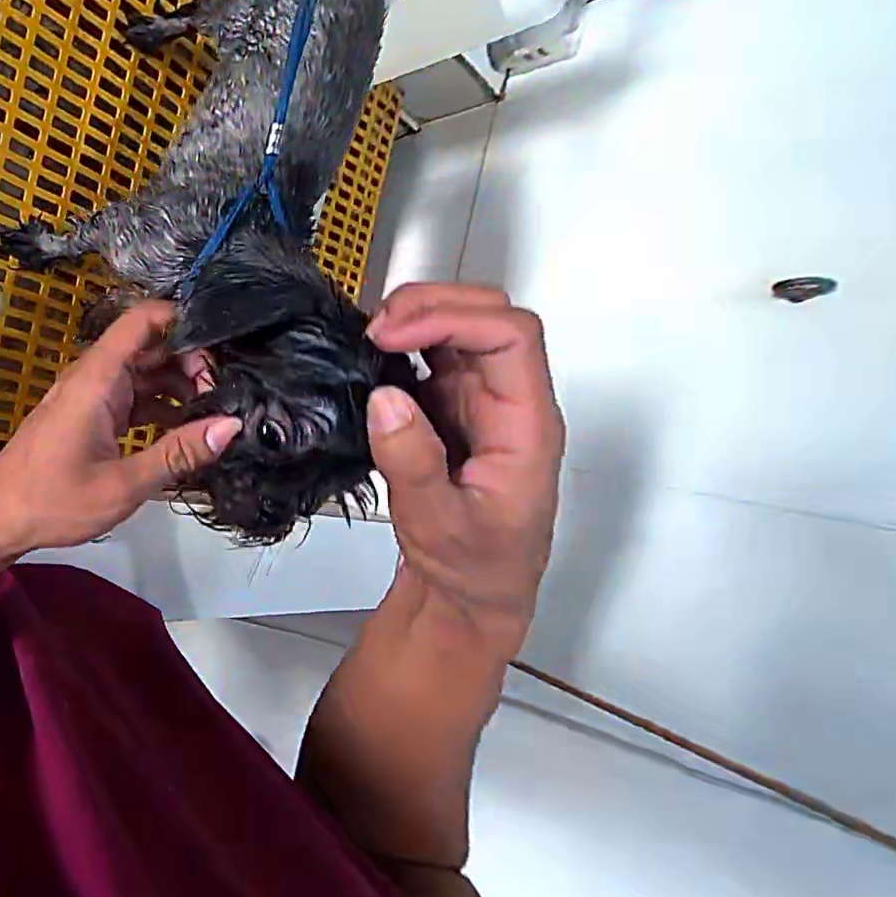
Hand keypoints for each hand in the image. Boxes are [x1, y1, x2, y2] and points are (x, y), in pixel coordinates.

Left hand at [0, 301, 242, 559]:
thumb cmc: (53, 501)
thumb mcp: (124, 484)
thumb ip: (178, 454)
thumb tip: (230, 427)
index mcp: (96, 380)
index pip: (141, 321)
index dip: (182, 318)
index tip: (221, 341)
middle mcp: (92, 378)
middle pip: (148, 347)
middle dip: (189, 360)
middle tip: (222, 392)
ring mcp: (88, 396)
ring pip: (141, 374)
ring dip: (175, 386)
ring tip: (210, 413)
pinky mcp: (88, 415)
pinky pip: (129, 397)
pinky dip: (156, 406)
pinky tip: (181, 430)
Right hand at [363, 284, 565, 653]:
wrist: (467, 592)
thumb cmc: (471, 565)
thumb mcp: (439, 524)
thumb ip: (413, 463)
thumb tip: (385, 397)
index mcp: (525, 424)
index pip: (509, 338)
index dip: (451, 319)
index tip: (390, 337)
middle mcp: (507, 401)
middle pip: (490, 317)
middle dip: (433, 304)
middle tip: (376, 326)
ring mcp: (477, 402)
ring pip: (461, 328)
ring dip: (416, 316)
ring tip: (370, 335)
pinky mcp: (448, 409)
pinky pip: (432, 355)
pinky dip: (401, 341)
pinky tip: (372, 354)